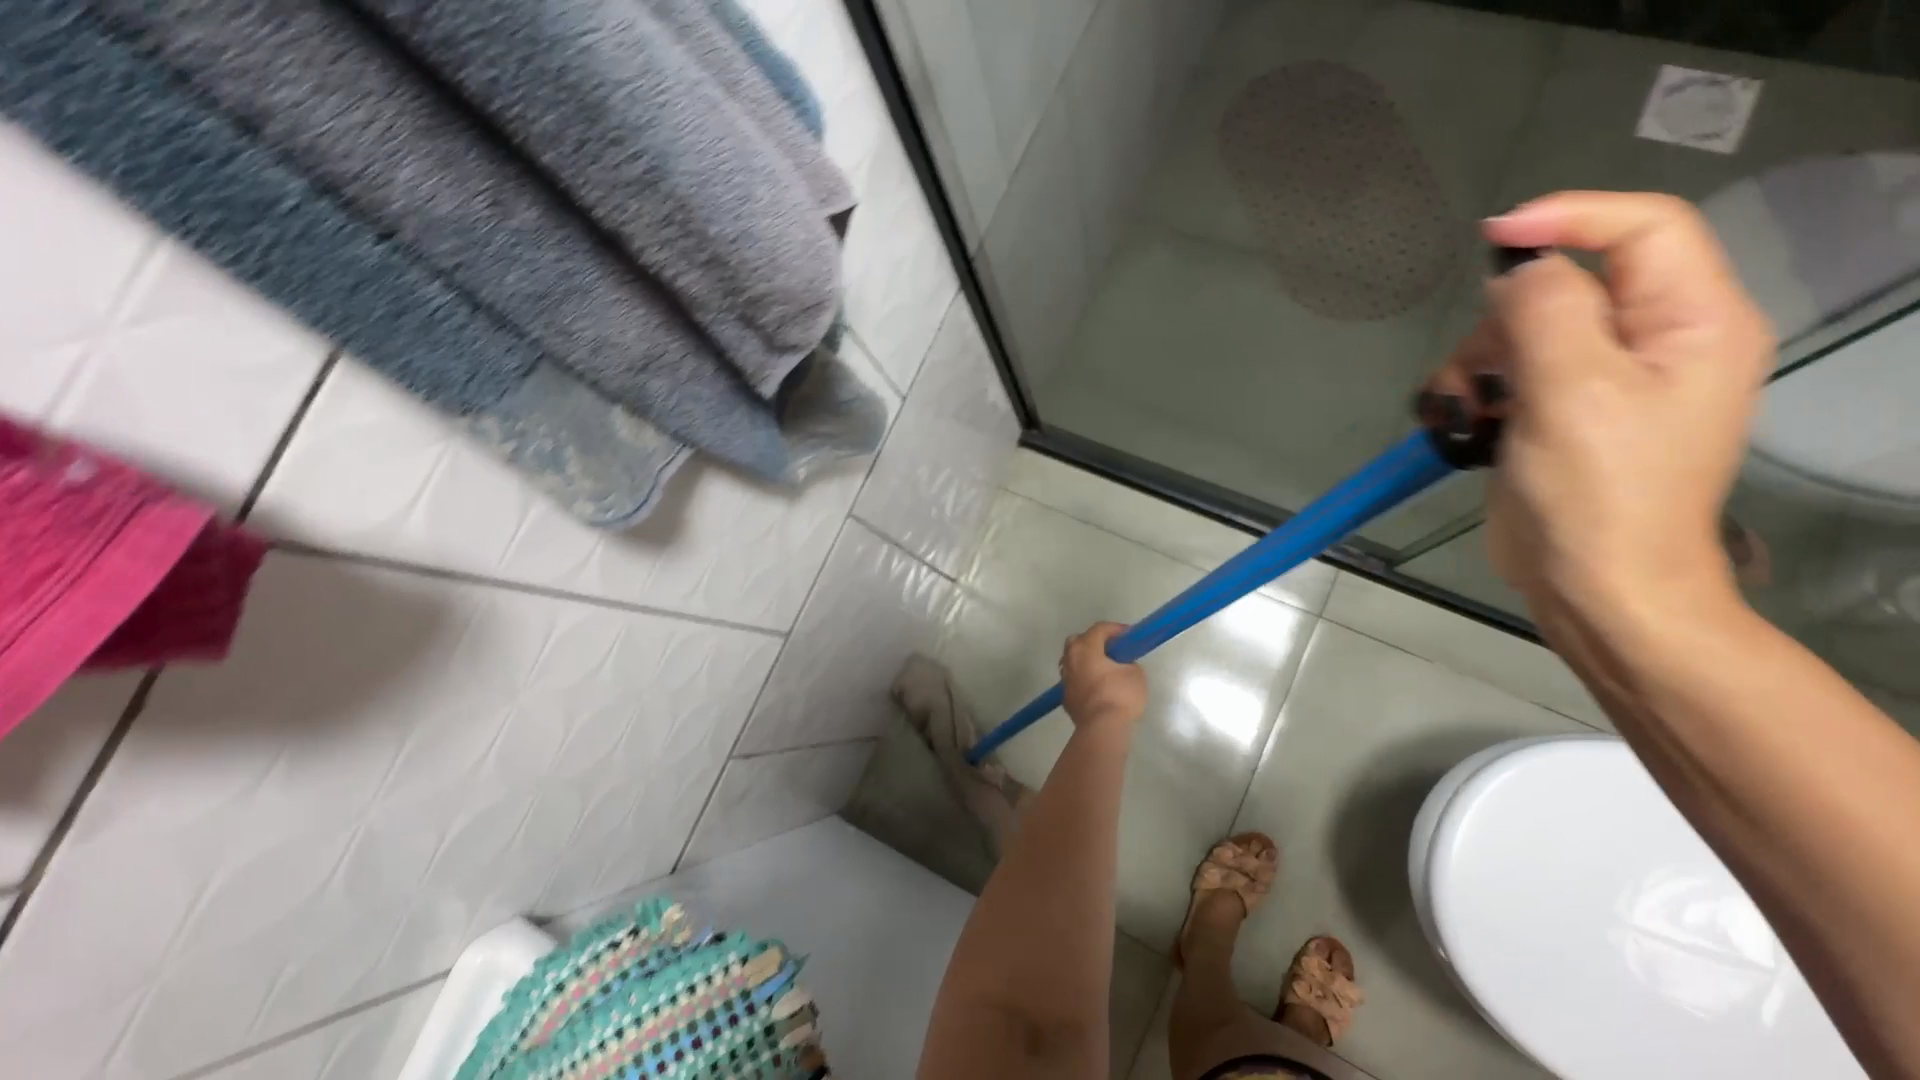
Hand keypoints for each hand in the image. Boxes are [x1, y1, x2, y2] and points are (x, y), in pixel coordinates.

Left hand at [1059, 622, 1146, 732]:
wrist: (1102, 727)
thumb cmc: (1120, 695)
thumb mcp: (1135, 674)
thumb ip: (1128, 664)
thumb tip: (1122, 667)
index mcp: (1086, 649)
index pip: (1099, 629)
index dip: (1115, 629)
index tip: (1128, 635)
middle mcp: (1070, 660)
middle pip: (1077, 641)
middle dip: (1093, 641)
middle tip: (1110, 649)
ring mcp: (1065, 680)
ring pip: (1072, 662)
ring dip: (1086, 661)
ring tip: (1103, 669)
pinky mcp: (1065, 698)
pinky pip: (1074, 681)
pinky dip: (1083, 679)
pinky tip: (1096, 688)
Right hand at [1428, 192, 1773, 619]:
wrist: (1595, 588)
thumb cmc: (1599, 494)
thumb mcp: (1573, 391)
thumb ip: (1546, 309)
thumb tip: (1516, 271)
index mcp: (1693, 322)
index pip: (1645, 227)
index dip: (1570, 216)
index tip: (1493, 239)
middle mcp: (1656, 340)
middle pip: (1571, 282)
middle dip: (1506, 318)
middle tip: (1477, 371)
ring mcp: (1604, 380)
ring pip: (1525, 328)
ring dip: (1479, 361)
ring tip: (1464, 411)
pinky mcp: (1560, 411)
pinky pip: (1510, 370)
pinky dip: (1475, 389)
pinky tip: (1464, 424)